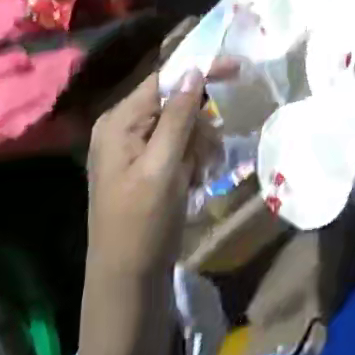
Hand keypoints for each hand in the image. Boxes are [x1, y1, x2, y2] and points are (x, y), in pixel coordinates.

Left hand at [77, 67, 212, 354]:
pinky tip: (195, 183)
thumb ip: (178, 117)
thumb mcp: (163, 167)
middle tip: (210, 153)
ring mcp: (130, 150)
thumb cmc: (142, 224)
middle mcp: (121, 128)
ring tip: (200, 176)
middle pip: (173, 102)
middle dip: (199, 123)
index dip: (199, 72)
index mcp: (118, 122)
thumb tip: (194, 70)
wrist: (126, 286)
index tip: (236, 68)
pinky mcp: (143, 169)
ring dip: (198, 145)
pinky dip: (191, 159)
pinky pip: (175, 147)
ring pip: (180, 126)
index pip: (163, 80)